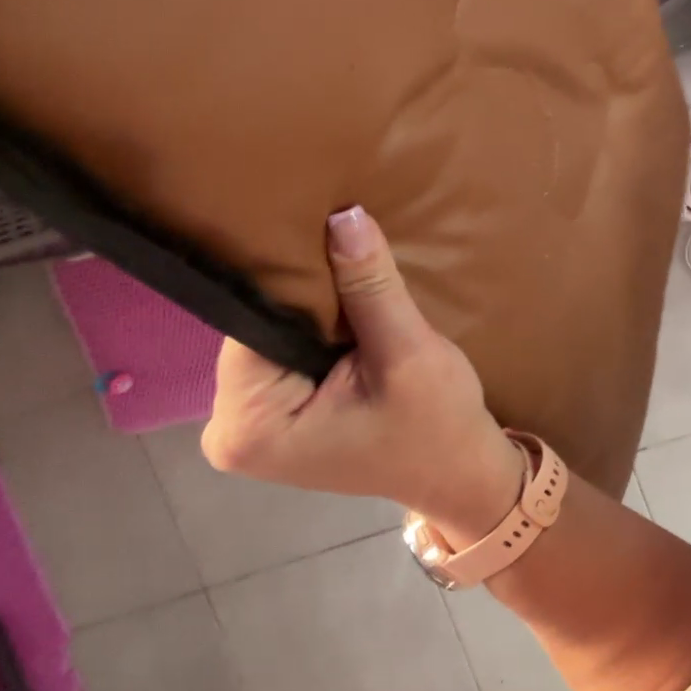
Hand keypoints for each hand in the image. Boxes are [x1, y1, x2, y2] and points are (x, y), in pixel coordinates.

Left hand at [202, 206, 524, 544]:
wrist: (463, 473)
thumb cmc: (438, 423)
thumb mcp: (409, 352)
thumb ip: (371, 288)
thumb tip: (344, 216)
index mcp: (247, 425)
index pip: (253, 324)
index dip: (298, 283)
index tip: (334, 244)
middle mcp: (228, 431)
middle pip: (260, 332)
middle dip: (311, 302)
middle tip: (357, 263)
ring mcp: (249, 430)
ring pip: (276, 342)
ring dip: (321, 317)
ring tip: (360, 288)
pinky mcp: (276, 422)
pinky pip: (288, 360)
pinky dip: (323, 338)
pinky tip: (356, 322)